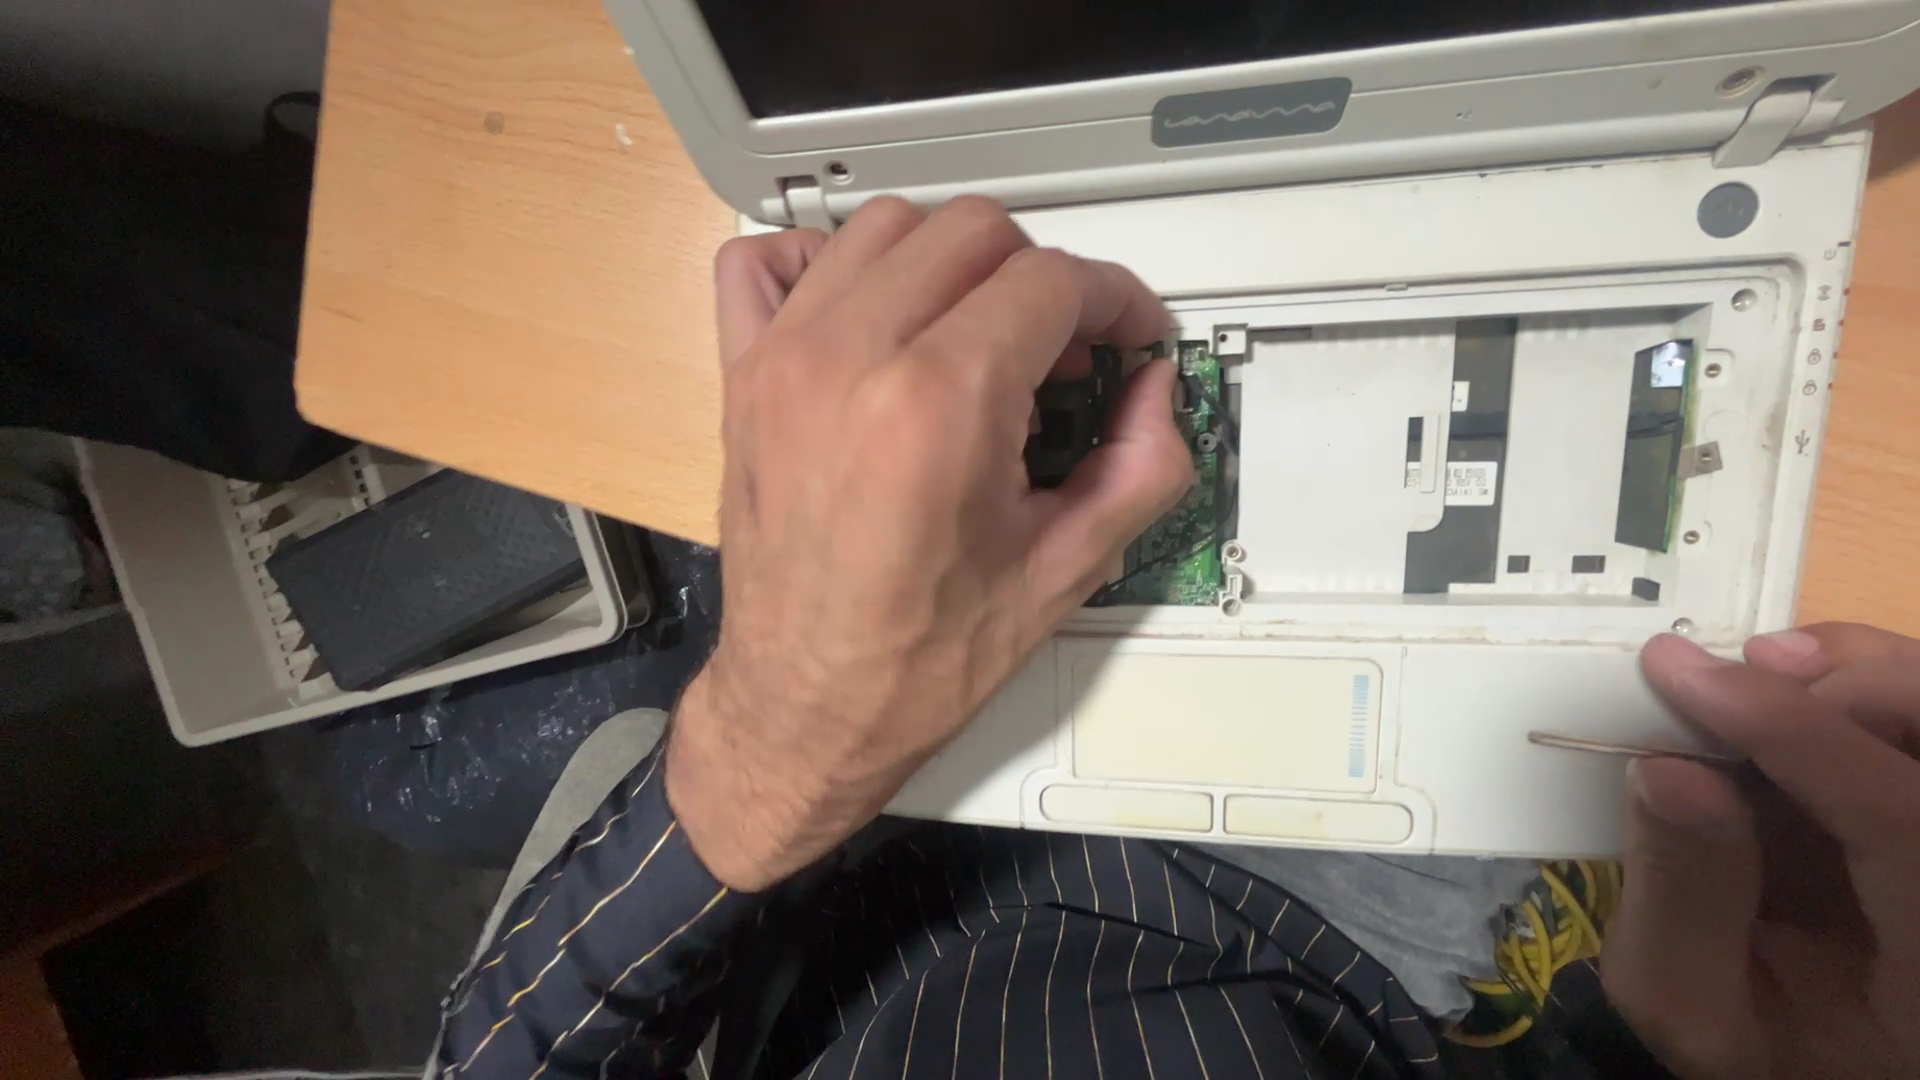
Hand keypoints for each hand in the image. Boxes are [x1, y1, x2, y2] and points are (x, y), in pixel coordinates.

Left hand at [666, 198, 1192, 889]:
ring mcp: (784, 359)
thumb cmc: (926, 659)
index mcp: (941, 405)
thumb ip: (1141, 465)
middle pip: (974, 232)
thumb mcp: (1065, 572)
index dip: (1114, 300)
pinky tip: (866, 317)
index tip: (1129, 338)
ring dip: (952, 265)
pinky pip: (764, 262)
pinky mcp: (741, 379)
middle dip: (1041, 277)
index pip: (1051, 280)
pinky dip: (823, 263)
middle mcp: (852, 358)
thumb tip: (1154, 390)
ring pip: (884, 228)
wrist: (807, 707)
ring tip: (977, 336)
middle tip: (1062, 350)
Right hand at [1604, 624, 1919, 1078]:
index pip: (1910, 826)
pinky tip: (1794, 687)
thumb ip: (1677, 894)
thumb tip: (1666, 768)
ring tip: (1760, 668)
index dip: (1795, 733)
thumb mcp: (1686, 1003)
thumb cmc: (1752, 1057)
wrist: (1822, 1072)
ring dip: (1864, 679)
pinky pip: (1911, 746)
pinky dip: (1861, 697)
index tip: (1679, 672)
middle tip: (1738, 672)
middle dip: (1855, 691)